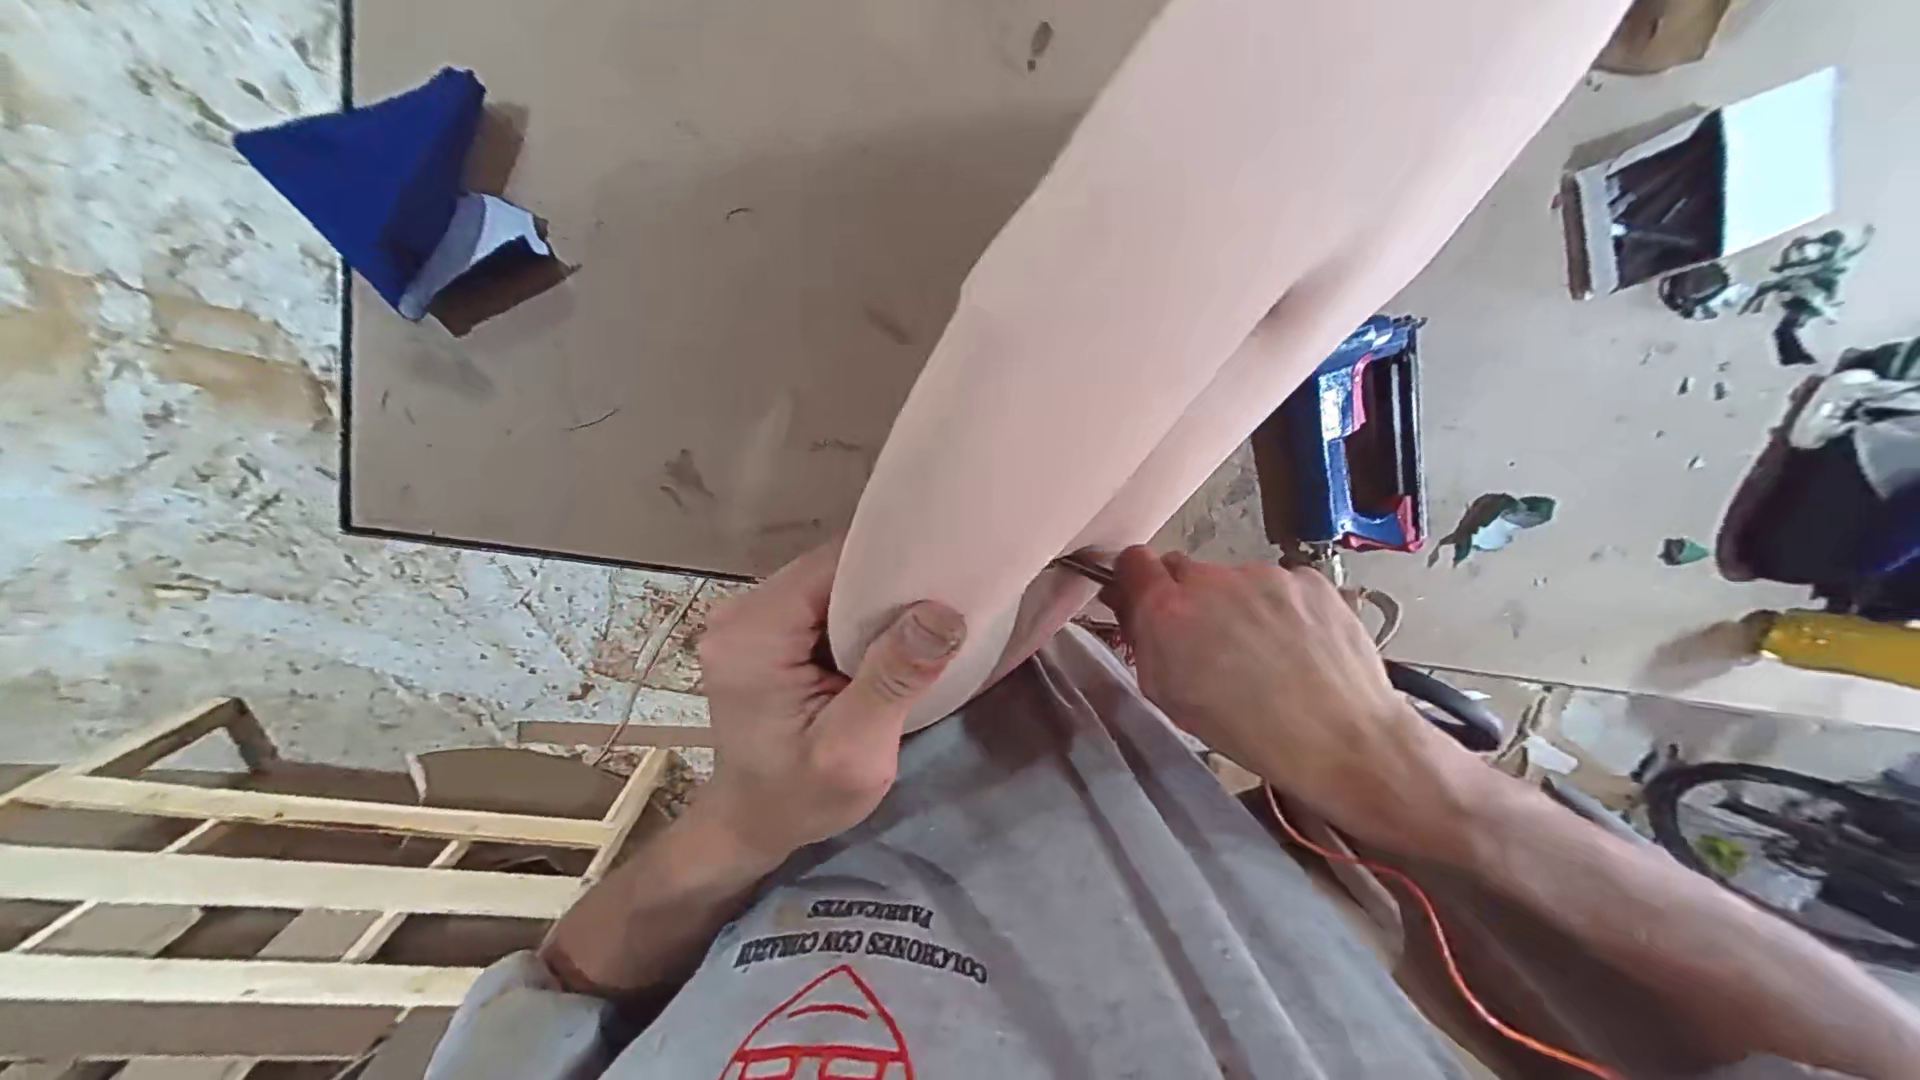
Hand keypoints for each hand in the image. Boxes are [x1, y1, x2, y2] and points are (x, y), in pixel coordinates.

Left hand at [692, 539, 966, 860]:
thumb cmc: (801, 798)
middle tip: (944, 597)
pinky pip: (824, 602)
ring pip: (831, 583)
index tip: (944, 571)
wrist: (754, 824)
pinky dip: (861, 615)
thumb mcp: (855, 750)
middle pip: (831, 568)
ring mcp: (752, 620)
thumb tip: (942, 614)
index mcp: (753, 633)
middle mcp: (742, 613)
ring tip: (925, 614)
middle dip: (888, 580)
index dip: (890, 562)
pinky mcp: (767, 632)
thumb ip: (895, 680)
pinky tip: (891, 634)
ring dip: (877, 598)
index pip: (832, 566)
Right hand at [1101, 546, 1481, 852]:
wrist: (1342, 739)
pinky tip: (1292, 642)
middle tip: (1204, 635)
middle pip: (1182, 568)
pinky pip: (1276, 581)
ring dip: (1233, 601)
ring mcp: (1264, 574)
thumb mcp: (1168, 695)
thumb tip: (1132, 603)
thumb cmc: (1248, 730)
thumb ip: (1141, 640)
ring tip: (1260, 648)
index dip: (1136, 580)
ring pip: (1230, 577)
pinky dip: (1277, 604)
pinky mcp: (1307, 578)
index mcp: (1168, 612)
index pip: (1133, 561)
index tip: (1144, 596)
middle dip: (1184, 595)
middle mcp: (1212, 581)